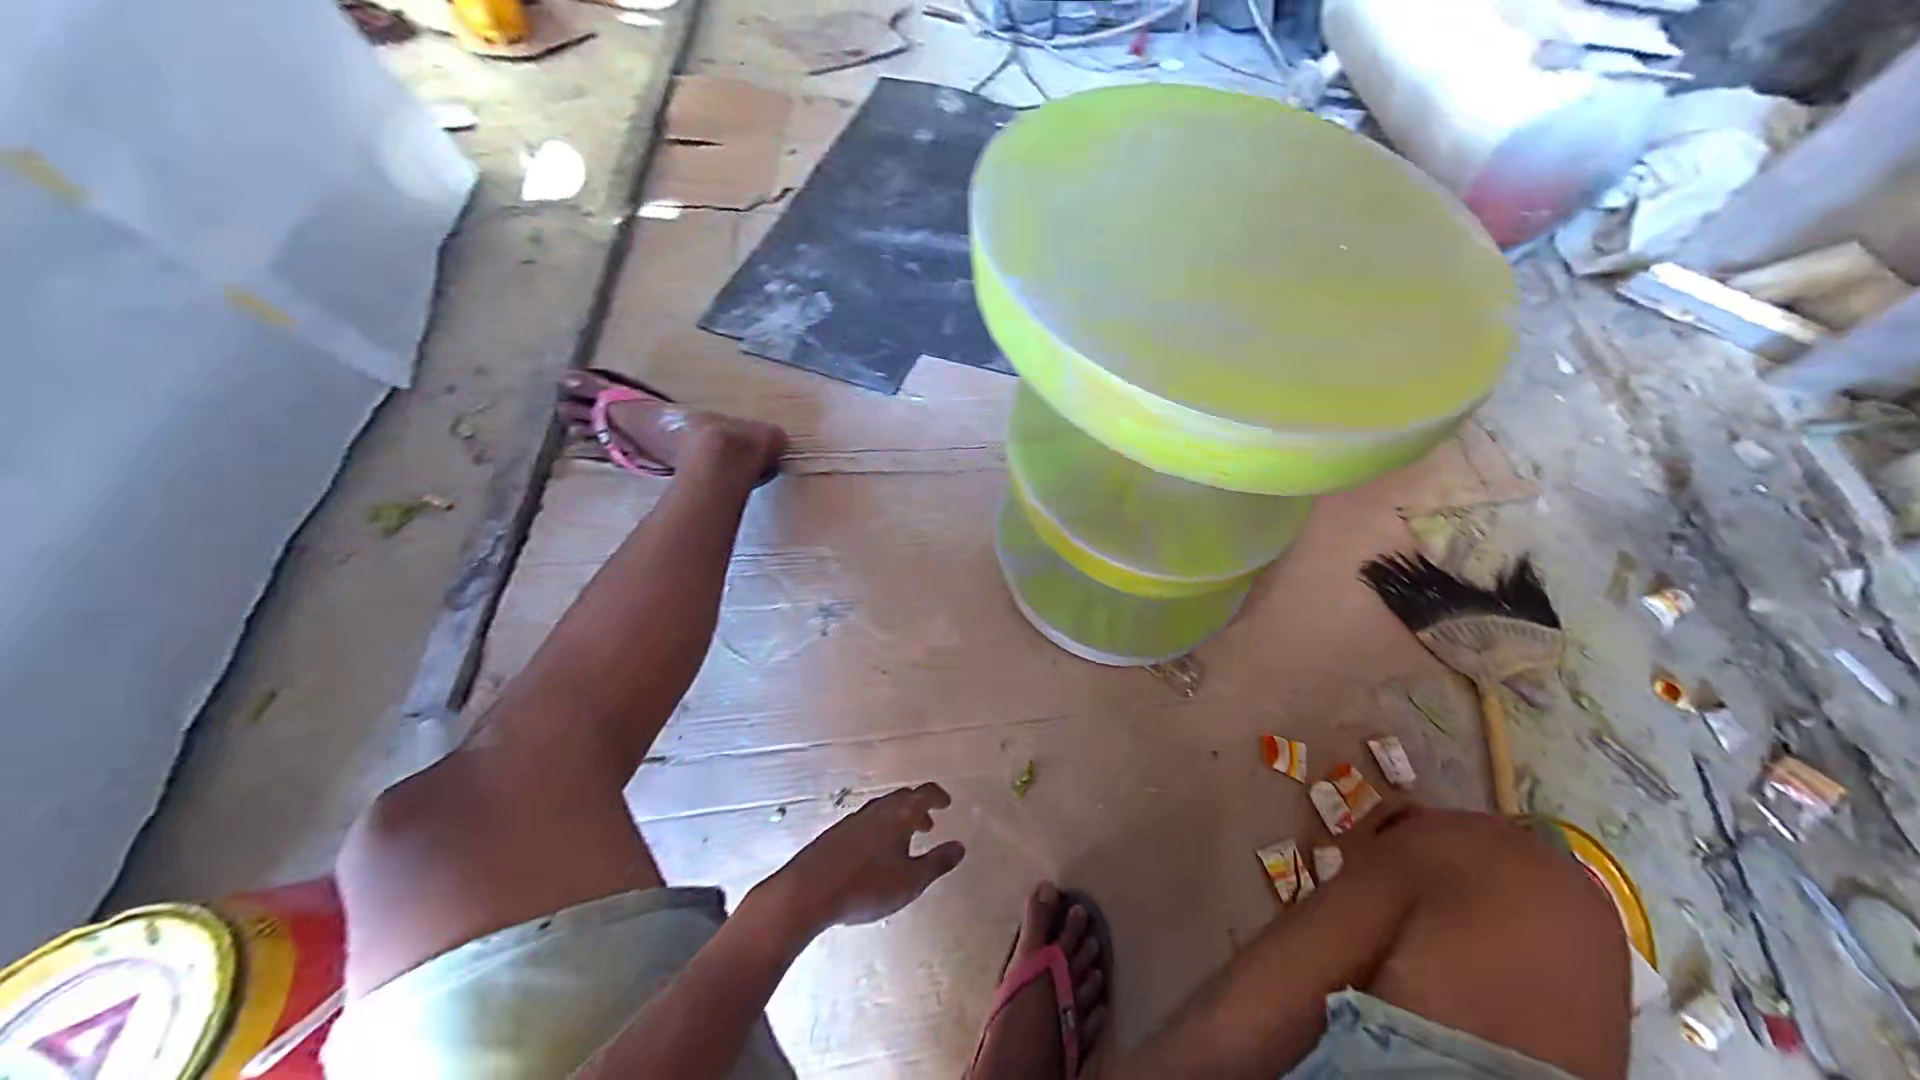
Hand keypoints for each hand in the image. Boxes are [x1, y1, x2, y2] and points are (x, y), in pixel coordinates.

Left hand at [764, 783, 965, 931]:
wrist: (807, 892)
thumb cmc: (865, 886)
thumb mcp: (911, 881)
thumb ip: (937, 863)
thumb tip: (959, 848)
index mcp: (898, 814)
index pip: (923, 794)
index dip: (937, 796)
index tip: (945, 802)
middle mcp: (876, 810)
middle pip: (901, 800)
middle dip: (917, 809)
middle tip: (928, 824)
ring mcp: (853, 821)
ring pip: (882, 812)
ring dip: (897, 821)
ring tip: (904, 842)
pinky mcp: (835, 836)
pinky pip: (865, 825)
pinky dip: (878, 831)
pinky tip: (875, 854)